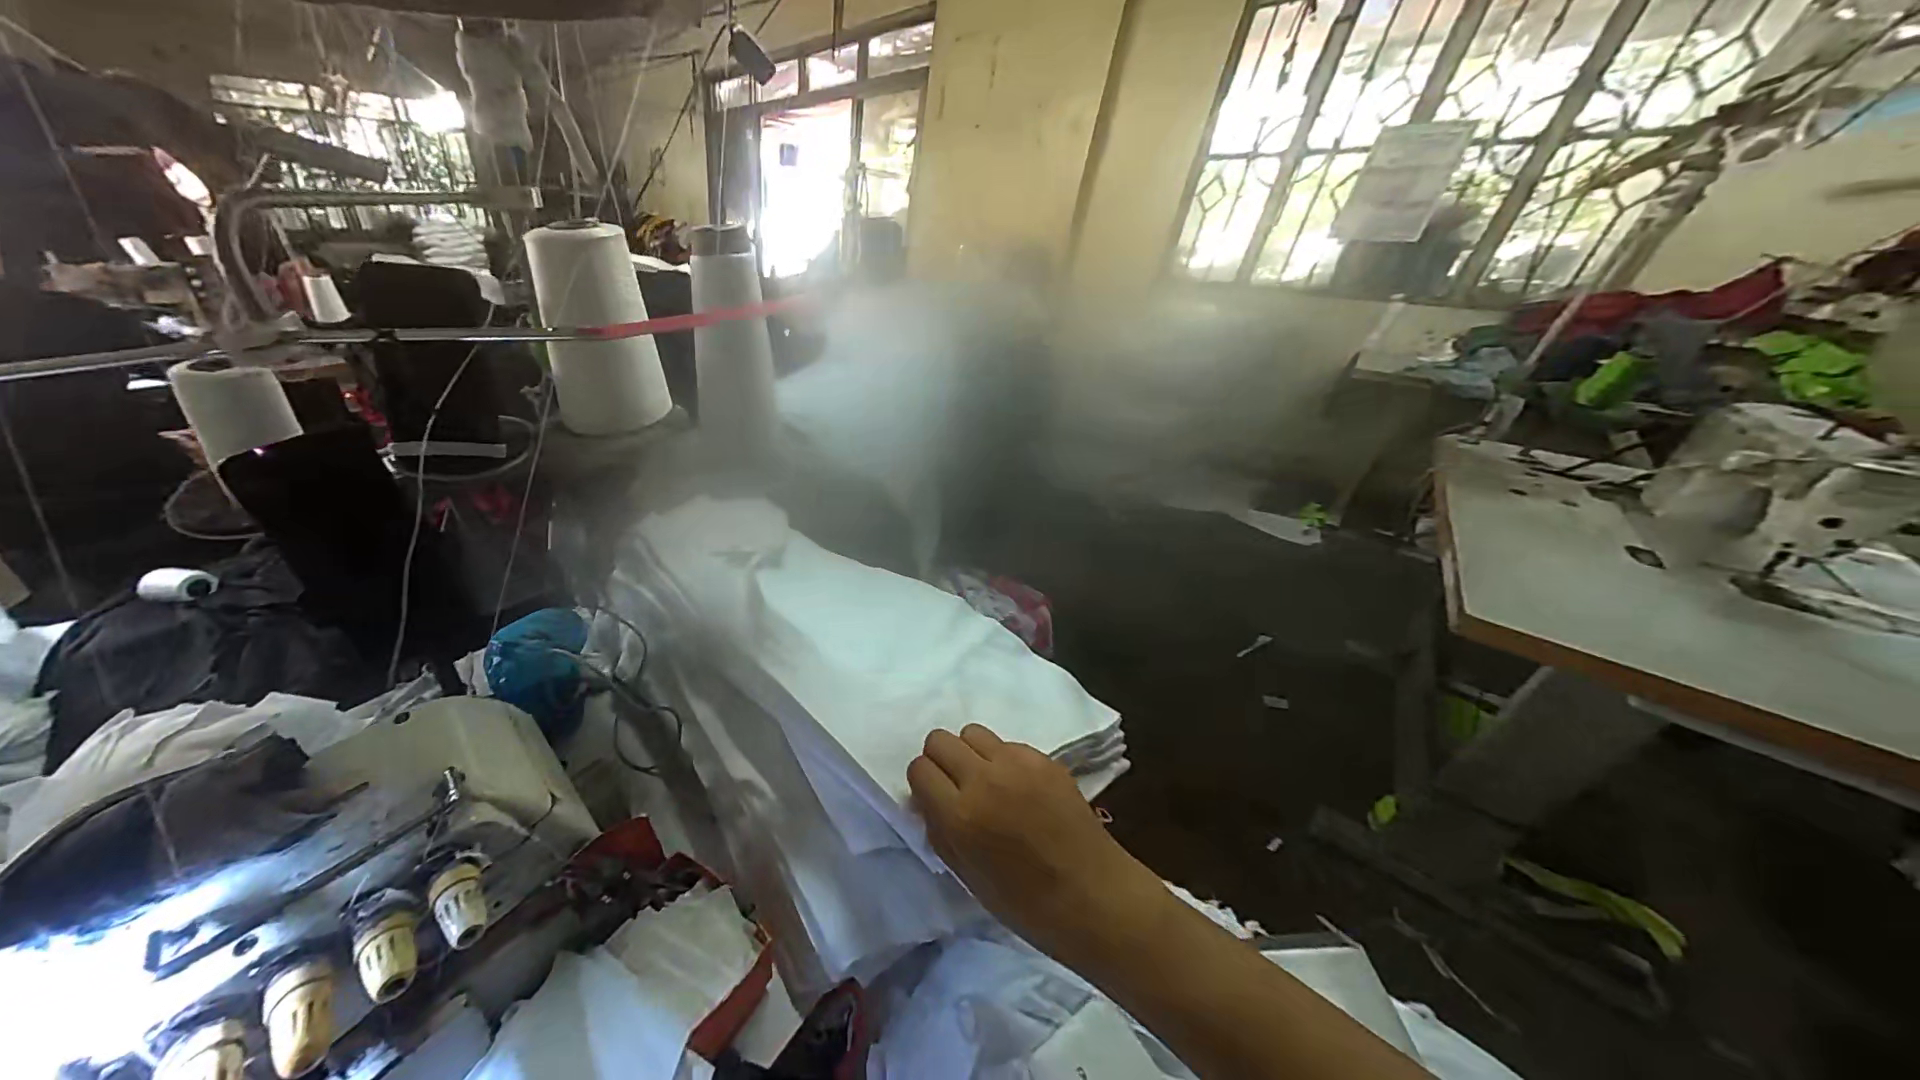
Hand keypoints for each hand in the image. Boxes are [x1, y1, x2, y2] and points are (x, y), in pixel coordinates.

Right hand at [907, 724, 1165, 966]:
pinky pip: (1008, 744)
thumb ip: (940, 830)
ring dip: (971, 753)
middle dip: (940, 760)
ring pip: (973, 732)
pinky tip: (1019, 787)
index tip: (933, 797)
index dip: (923, 783)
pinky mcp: (1044, 758)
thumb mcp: (966, 875)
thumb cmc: (1024, 902)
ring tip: (987, 781)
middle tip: (955, 785)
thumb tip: (927, 800)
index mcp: (960, 816)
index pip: (919, 768)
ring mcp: (1017, 764)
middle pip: (940, 740)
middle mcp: (984, 779)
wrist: (1092, 894)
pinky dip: (1003, 759)